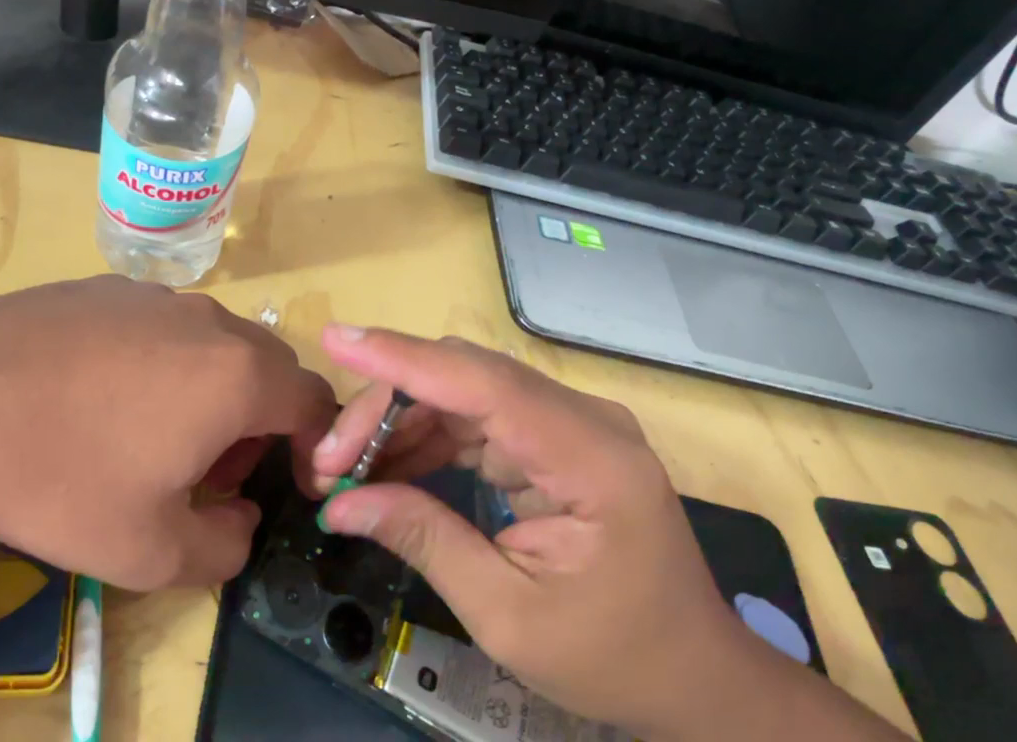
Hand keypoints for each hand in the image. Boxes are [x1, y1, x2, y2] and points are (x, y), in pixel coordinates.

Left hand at [0, 276, 335, 590]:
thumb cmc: (62, 482)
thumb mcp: (154, 552)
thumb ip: (228, 547)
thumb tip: (242, 519)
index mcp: (236, 374)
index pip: (314, 402)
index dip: (314, 447)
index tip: (282, 484)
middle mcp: (204, 319)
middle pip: (265, 367)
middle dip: (259, 421)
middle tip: (211, 471)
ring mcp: (148, 294)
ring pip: (209, 342)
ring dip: (208, 389)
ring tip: (150, 434)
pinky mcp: (97, 286)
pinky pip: (156, 325)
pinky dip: (157, 361)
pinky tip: (96, 396)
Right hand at [310, 326, 772, 739]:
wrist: (692, 675)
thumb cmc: (611, 654)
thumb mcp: (508, 614)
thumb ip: (424, 540)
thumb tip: (341, 502)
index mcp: (590, 458)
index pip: (485, 384)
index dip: (405, 359)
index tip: (337, 341)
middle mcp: (582, 421)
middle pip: (464, 381)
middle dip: (385, 408)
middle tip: (324, 463)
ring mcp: (568, 426)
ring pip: (461, 395)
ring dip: (397, 424)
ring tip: (339, 470)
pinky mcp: (553, 442)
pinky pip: (475, 420)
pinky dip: (424, 440)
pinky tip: (382, 469)